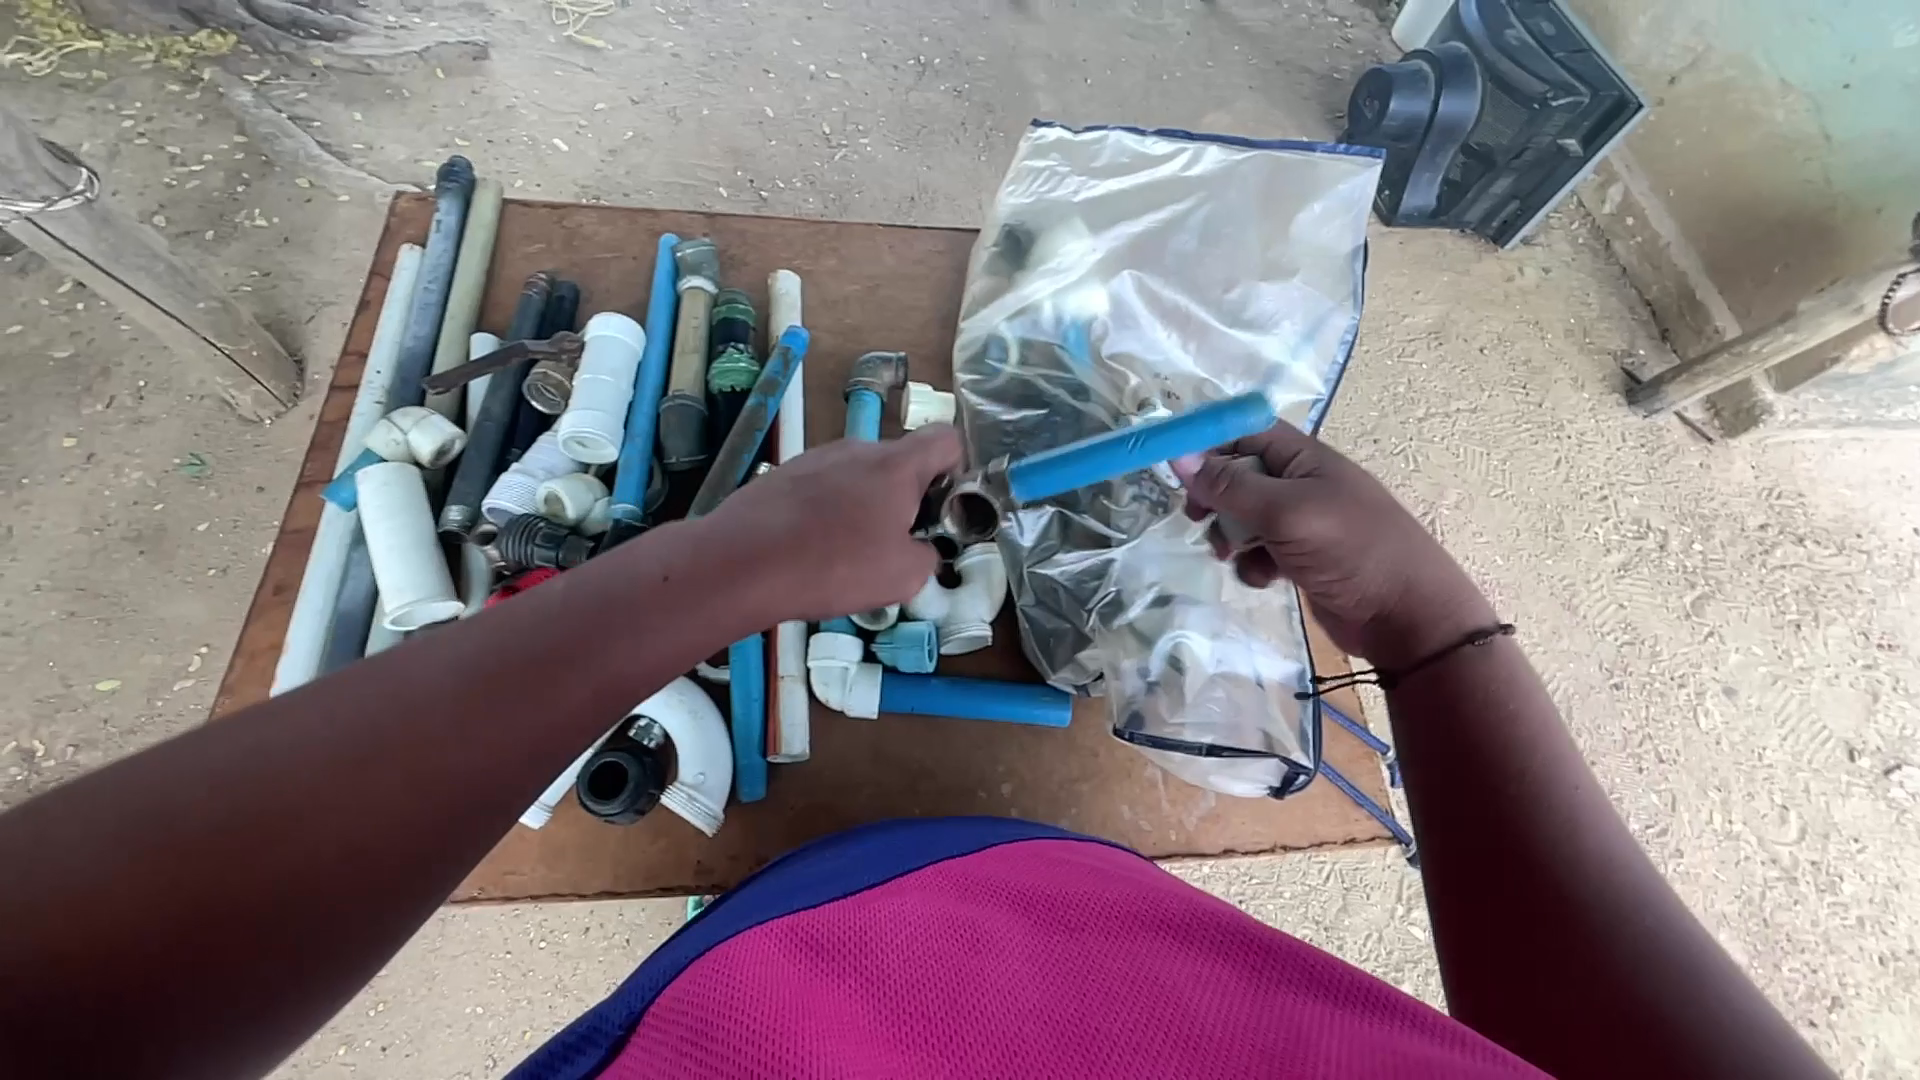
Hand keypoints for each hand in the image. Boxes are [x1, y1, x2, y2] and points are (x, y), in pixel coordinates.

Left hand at [705, 425, 964, 621]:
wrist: (743, 562)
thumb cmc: (835, 565)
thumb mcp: (904, 576)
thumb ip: (926, 556)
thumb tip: (919, 550)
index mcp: (896, 465)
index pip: (946, 439)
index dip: (956, 470)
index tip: (943, 509)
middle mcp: (858, 449)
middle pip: (900, 463)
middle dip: (906, 499)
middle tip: (894, 543)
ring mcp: (816, 458)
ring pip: (859, 476)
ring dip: (864, 506)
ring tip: (847, 552)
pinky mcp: (783, 474)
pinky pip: (822, 488)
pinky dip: (827, 512)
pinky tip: (811, 548)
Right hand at [1182, 422, 1494, 668]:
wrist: (1407, 618)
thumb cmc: (1351, 550)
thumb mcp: (1285, 512)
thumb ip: (1230, 486)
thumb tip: (1177, 458)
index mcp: (1305, 458)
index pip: (1246, 432)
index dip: (1210, 444)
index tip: (1177, 470)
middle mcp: (1302, 484)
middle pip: (1240, 475)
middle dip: (1214, 496)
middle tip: (1196, 517)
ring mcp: (1303, 523)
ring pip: (1244, 517)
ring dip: (1229, 535)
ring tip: (1229, 555)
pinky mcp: (1301, 559)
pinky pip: (1259, 551)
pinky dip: (1252, 563)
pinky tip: (1262, 578)